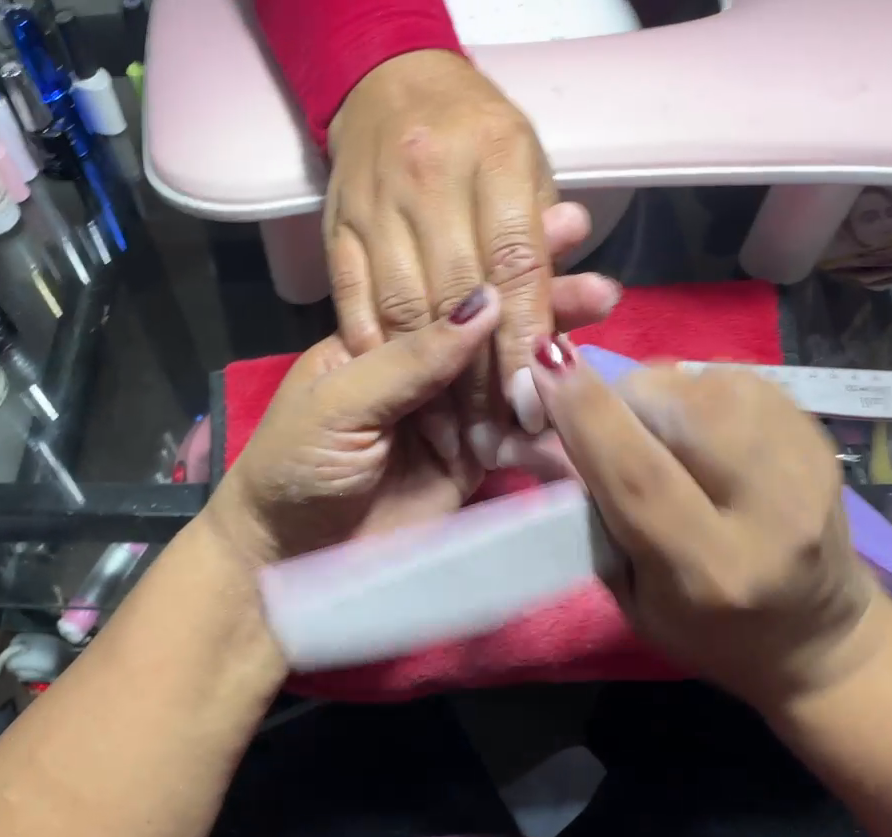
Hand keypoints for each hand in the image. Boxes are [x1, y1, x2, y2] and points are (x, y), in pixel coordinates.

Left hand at [206, 263, 620, 567]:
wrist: (287, 553)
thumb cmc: (295, 465)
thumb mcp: (342, 401)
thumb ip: (412, 357)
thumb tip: (488, 300)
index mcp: (381, 337)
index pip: (450, 289)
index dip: (502, 260)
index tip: (562, 227)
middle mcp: (422, 371)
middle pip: (491, 330)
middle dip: (544, 302)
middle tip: (602, 285)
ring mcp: (449, 417)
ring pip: (510, 379)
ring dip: (556, 357)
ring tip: (604, 323)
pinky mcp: (469, 466)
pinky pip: (515, 439)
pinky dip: (549, 425)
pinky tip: (588, 403)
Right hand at [325, 49, 556, 467]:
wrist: (389, 88)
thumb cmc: (475, 136)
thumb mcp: (526, 173)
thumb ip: (545, 243)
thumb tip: (591, 303)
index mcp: (493, 154)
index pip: (516, 264)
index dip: (525, 340)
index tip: (534, 402)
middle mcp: (429, 178)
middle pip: (458, 298)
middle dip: (480, 377)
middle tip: (498, 436)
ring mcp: (374, 208)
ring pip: (403, 311)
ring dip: (430, 384)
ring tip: (457, 437)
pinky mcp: (335, 232)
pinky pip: (352, 306)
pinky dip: (381, 360)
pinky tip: (402, 402)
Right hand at [529, 350, 891, 707]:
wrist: (815, 636)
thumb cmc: (701, 630)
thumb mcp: (629, 592)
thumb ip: (590, 515)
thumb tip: (539, 437)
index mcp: (711, 570)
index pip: (641, 476)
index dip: (588, 417)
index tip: (547, 369)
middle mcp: (770, 513)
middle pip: (686, 412)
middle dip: (623, 395)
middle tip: (596, 413)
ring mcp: (807, 469)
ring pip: (715, 385)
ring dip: (661, 390)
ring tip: (648, 425)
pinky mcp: (822, 440)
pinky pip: (742, 381)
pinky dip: (698, 387)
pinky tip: (690, 422)